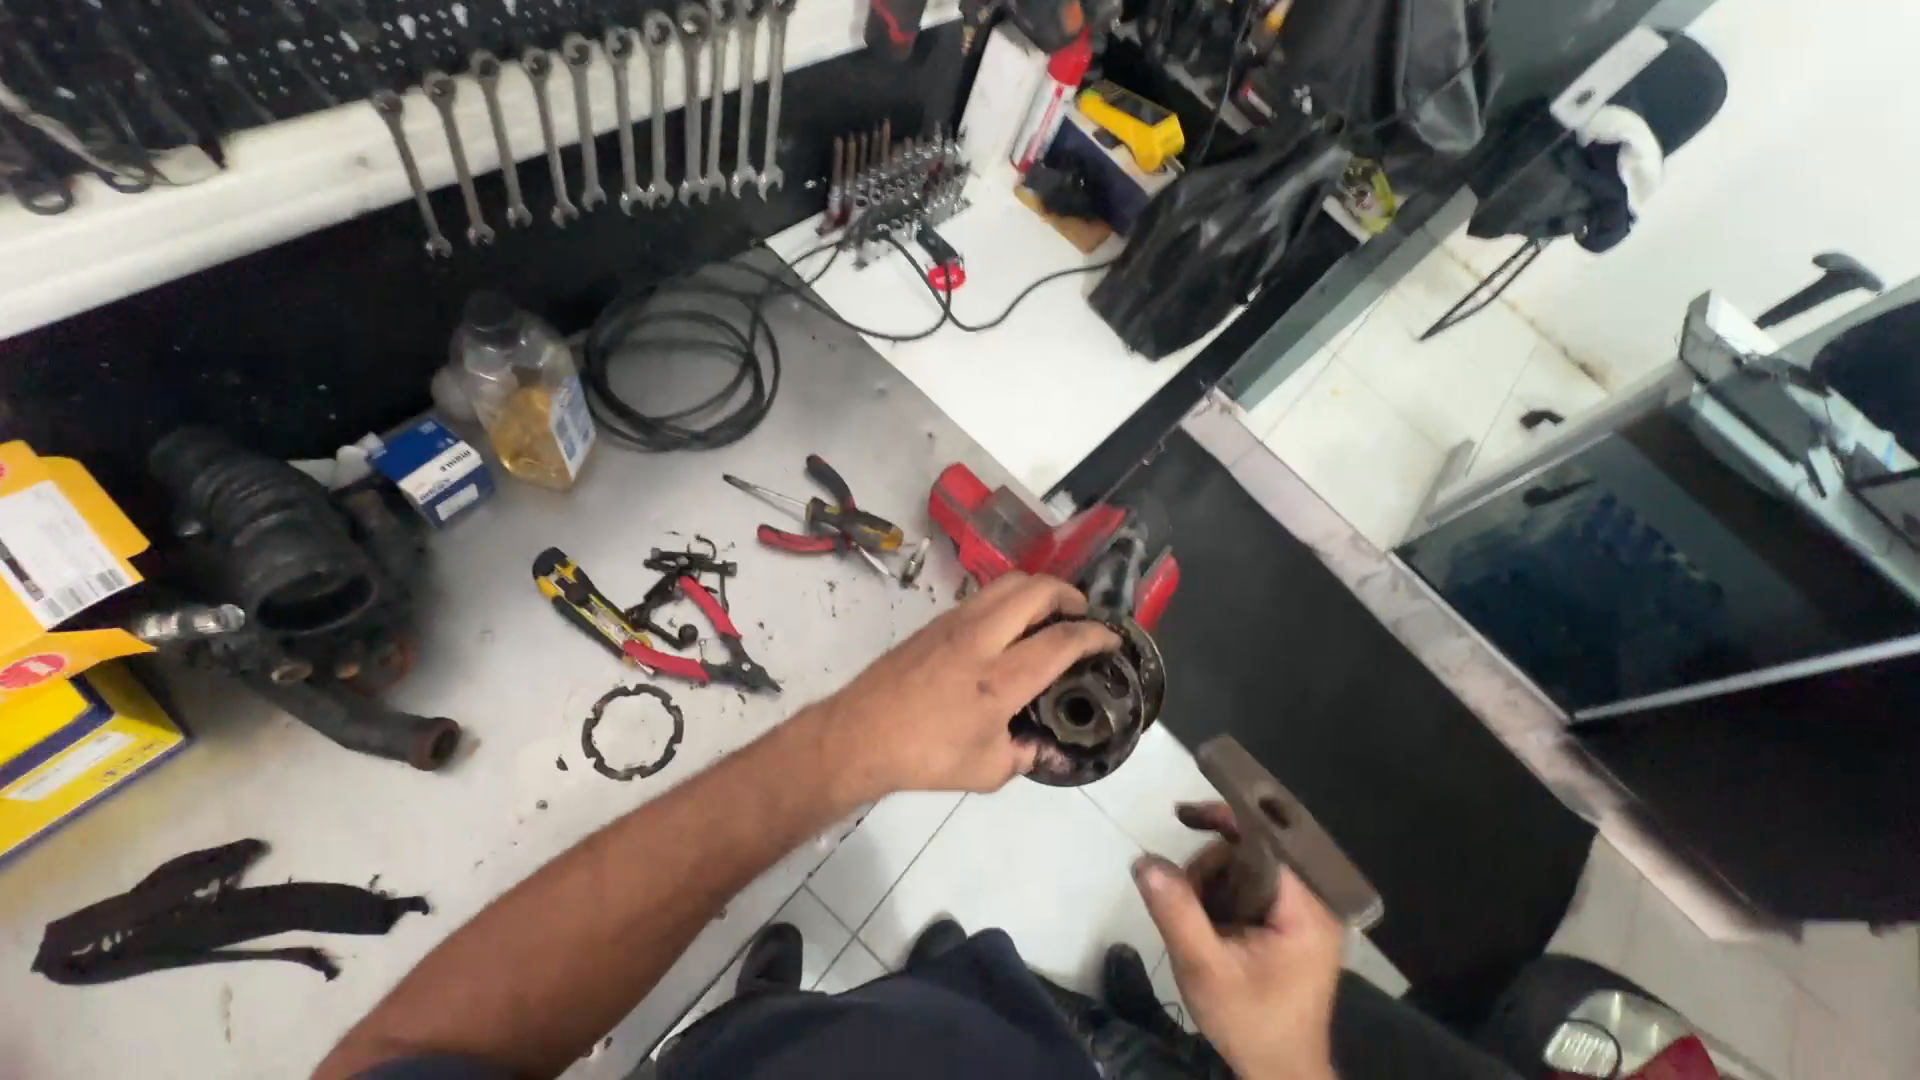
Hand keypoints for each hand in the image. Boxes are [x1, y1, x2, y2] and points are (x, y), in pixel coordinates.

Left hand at [816, 572, 1118, 797]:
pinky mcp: (935, 621)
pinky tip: (1009, 625)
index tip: (1112, 639)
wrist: (859, 734)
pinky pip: (984, 596)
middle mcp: (982, 637)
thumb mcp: (986, 769)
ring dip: (1038, 590)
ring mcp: (955, 622)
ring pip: (1008, 583)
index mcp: (1001, 677)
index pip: (1062, 640)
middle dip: (1070, 595)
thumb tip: (1047, 749)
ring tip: (1050, 613)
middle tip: (1082, 615)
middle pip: (1037, 589)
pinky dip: (1009, 599)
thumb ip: (1026, 755)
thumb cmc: (925, 756)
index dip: (1096, 635)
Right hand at [1133, 803, 1345, 1079]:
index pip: (1265, 841)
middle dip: (1210, 869)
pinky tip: (1212, 925)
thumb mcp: (1204, 969)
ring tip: (1201, 925)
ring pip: (1246, 869)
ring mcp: (1306, 914)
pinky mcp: (1294, 925)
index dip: (1224, 821)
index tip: (1183, 815)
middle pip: (1250, 853)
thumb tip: (1145, 861)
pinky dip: (1223, 897)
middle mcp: (1315, 903)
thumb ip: (1177, 911)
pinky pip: (1251, 888)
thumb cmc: (1250, 1023)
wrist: (1280, 1074)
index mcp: (1306, 909)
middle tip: (1187, 903)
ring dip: (1212, 885)